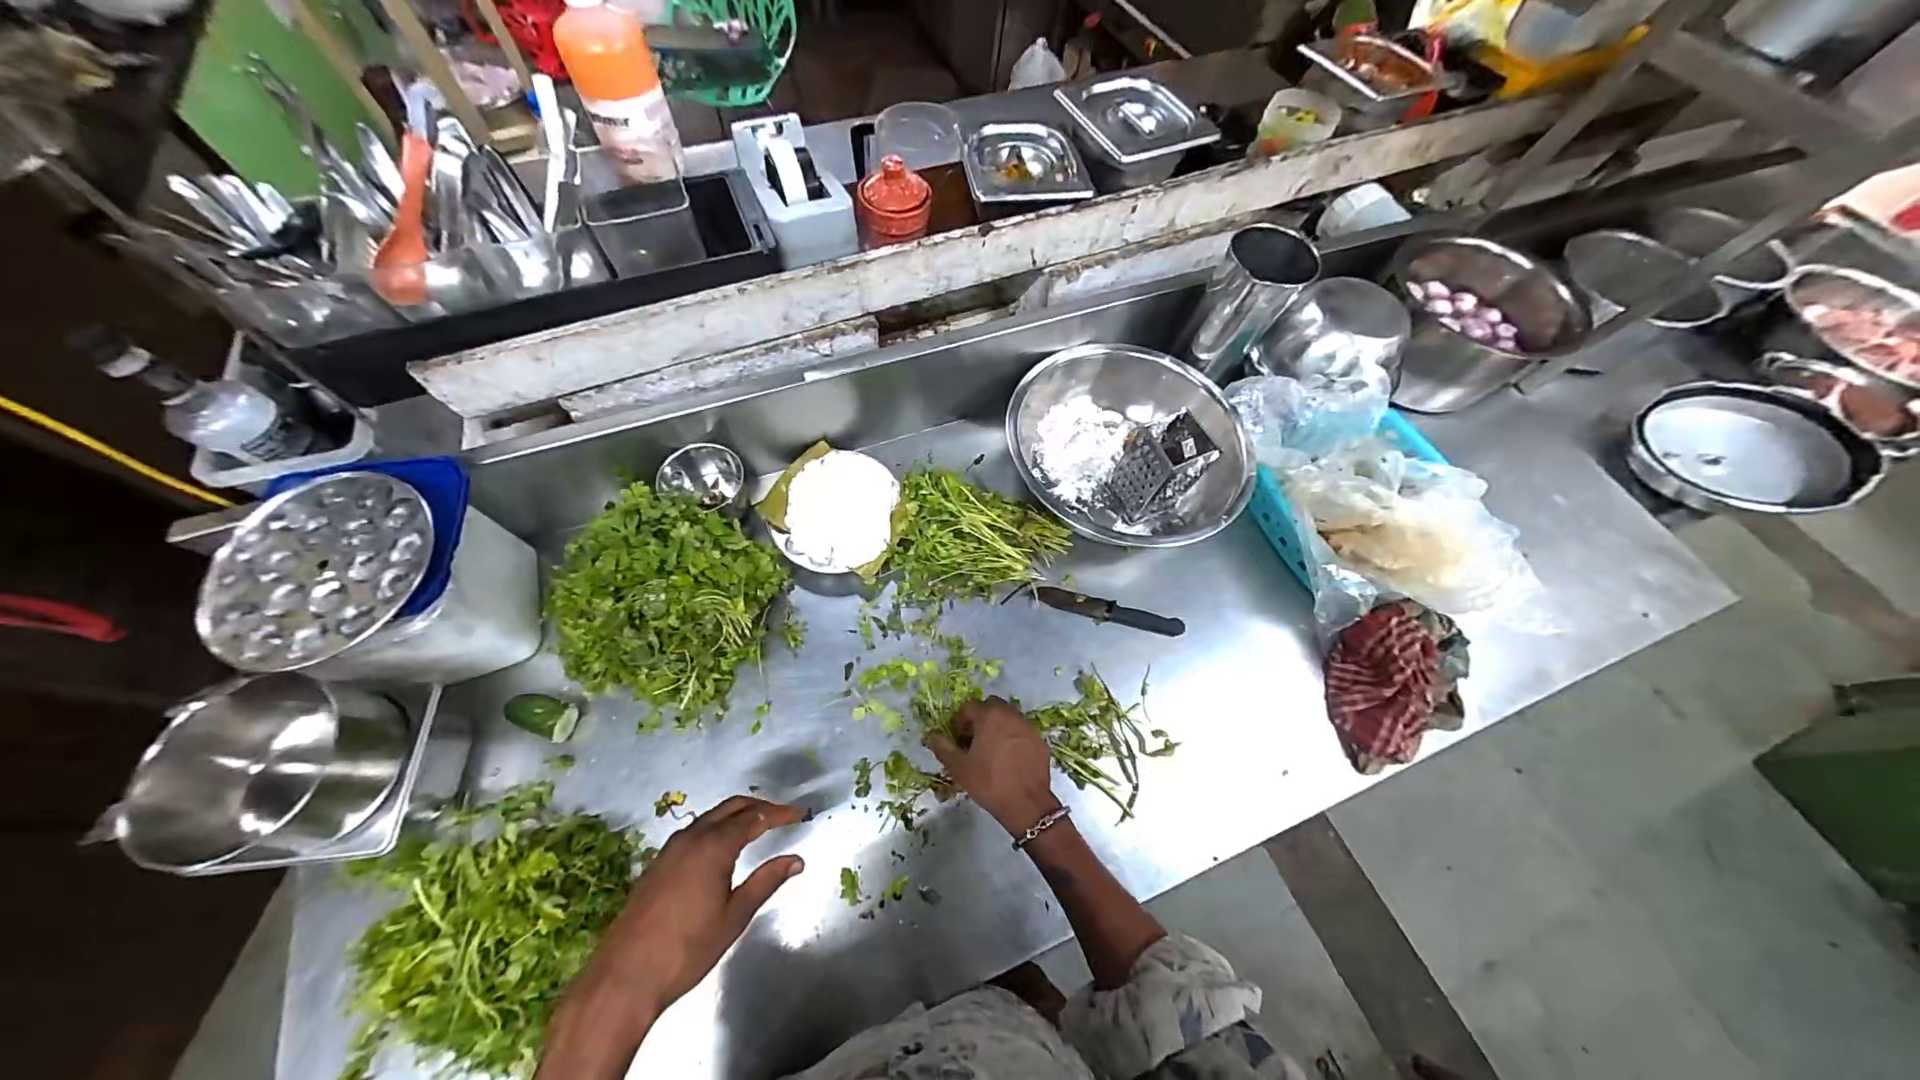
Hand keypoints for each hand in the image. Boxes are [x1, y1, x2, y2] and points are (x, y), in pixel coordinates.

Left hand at [574, 796, 804, 1022]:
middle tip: (782, 815)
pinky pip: (694, 832)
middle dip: (759, 807)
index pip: (755, 817)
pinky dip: (716, 828)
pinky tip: (723, 848)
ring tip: (758, 827)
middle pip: (731, 808)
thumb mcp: (735, 916)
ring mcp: (669, 850)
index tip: (800, 814)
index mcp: (713, 846)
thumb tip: (796, 860)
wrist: (624, 979)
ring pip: (710, 818)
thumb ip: (766, 881)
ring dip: (736, 815)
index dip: (780, 814)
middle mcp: (691, 838)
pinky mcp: (656, 864)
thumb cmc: (687, 950)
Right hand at [927, 696, 1060, 835]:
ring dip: (997, 726)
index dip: (960, 721)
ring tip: (991, 750)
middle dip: (980, 718)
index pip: (969, 706)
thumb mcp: (959, 768)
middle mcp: (1011, 715)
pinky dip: (1013, 738)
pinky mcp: (1040, 741)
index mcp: (990, 716)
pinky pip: (1022, 732)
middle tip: (974, 740)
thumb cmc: (988, 782)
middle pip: (991, 706)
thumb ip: (943, 748)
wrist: (1026, 804)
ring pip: (1009, 717)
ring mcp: (1028, 727)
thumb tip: (932, 736)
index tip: (958, 738)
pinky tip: (1009, 759)